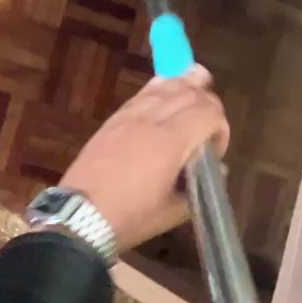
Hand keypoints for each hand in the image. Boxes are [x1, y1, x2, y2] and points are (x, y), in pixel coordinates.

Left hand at [58, 66, 229, 249]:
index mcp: (171, 141)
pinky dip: (159, 88)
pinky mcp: (114, 118)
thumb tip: (216, 168)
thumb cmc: (131, 217)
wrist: (80, 215)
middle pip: (189, 92)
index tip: (215, 151)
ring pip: (165, 85)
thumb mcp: (174, 210)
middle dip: (208, 104)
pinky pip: (142, 93)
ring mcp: (130, 115)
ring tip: (196, 90)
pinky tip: (165, 89)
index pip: (209, 112)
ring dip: (185, 86)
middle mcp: (152, 119)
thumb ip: (200, 185)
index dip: (221, 128)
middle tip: (209, 128)